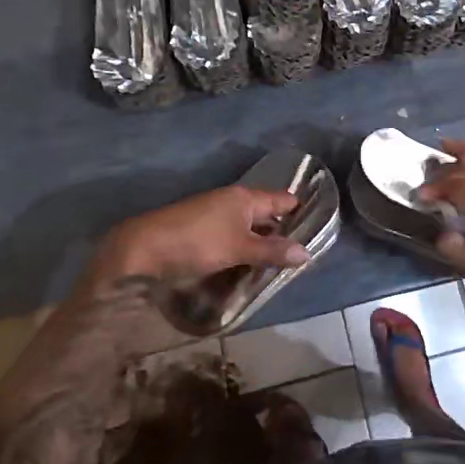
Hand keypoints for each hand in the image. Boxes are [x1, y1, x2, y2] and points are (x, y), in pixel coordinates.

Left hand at [94, 185, 308, 281]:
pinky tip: (250, 265)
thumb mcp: (239, 248)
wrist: (144, 248)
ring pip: (248, 227)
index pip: (282, 200)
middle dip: (283, 232)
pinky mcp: (202, 230)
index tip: (320, 227)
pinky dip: (244, 248)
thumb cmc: (197, 242)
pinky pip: (233, 235)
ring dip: (262, 244)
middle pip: (266, 214)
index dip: (301, 211)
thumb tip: (307, 253)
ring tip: (281, 265)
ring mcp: (215, 214)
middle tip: (303, 254)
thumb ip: (273, 251)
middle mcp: (232, 201)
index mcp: (245, 198)